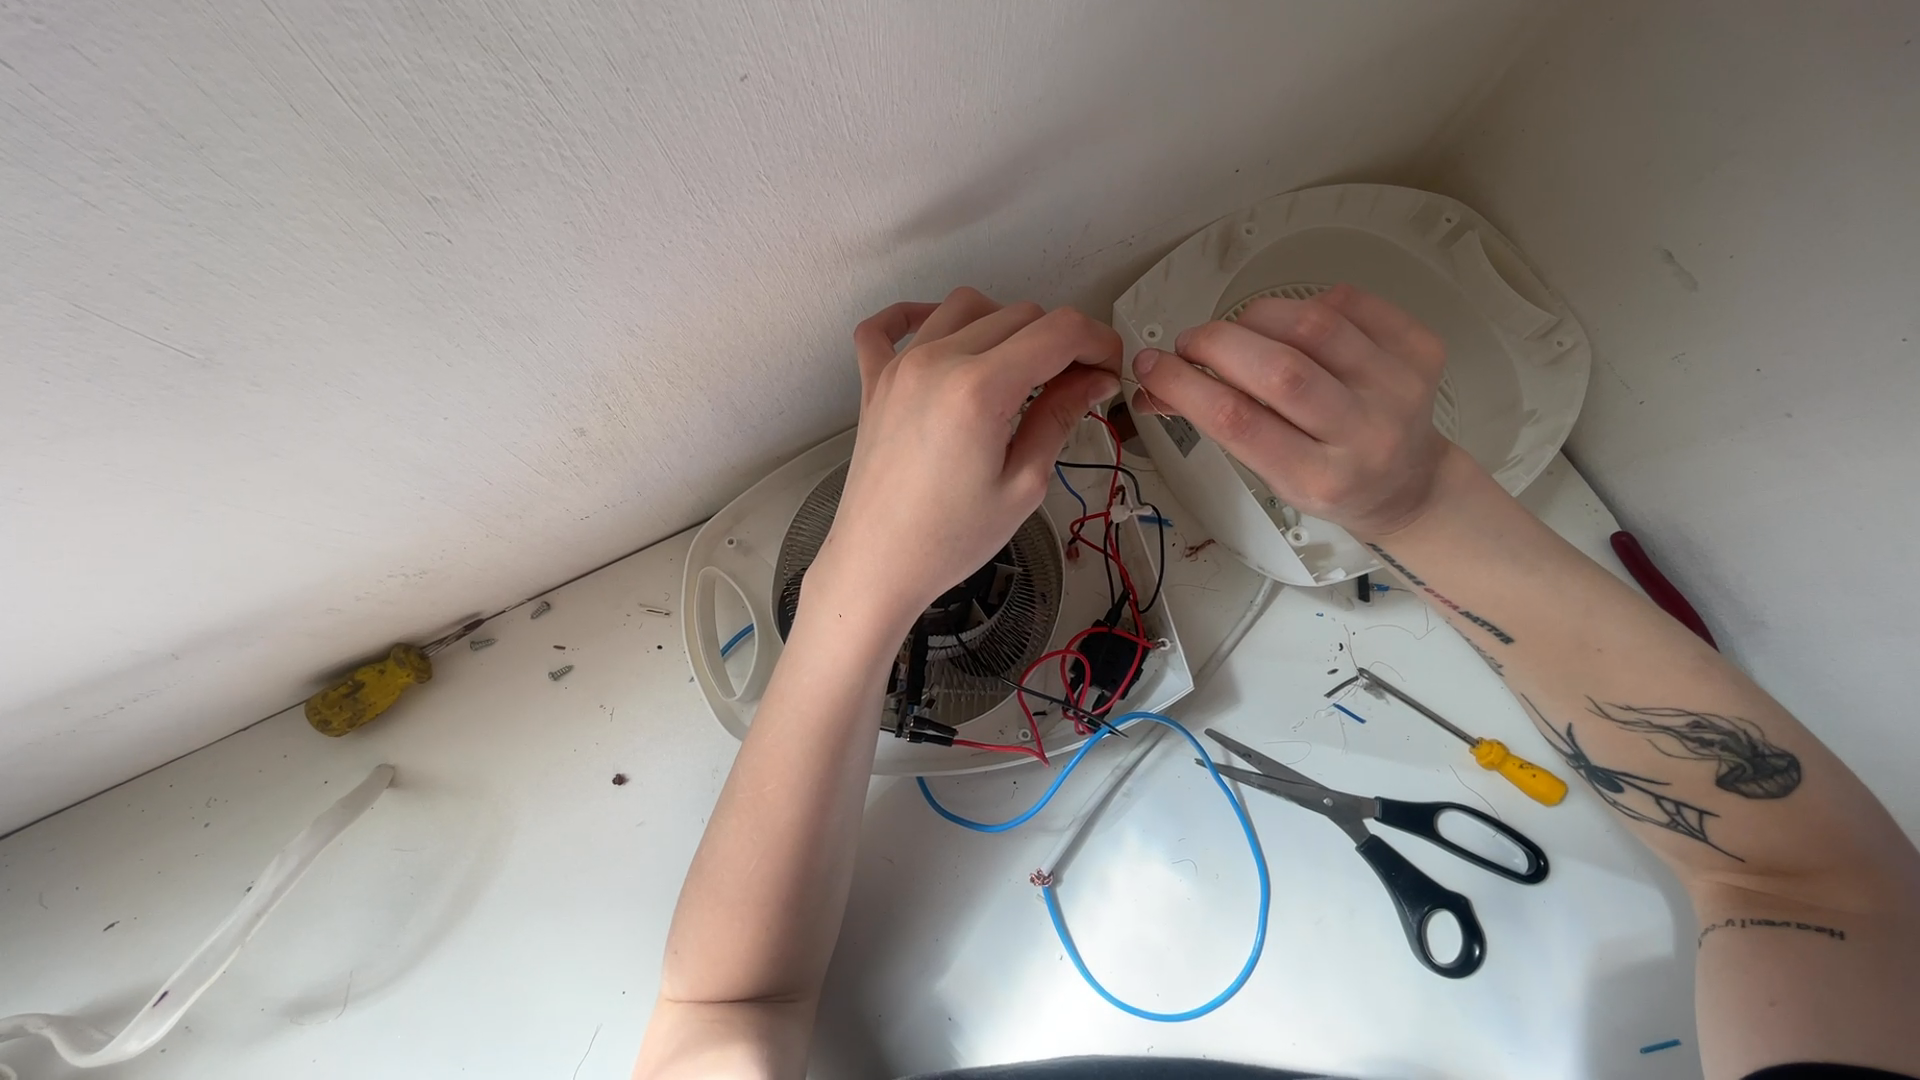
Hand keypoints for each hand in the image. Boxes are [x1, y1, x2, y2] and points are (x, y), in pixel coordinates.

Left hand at [806, 287, 1121, 627]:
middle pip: (1020, 314)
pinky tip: (942, 332)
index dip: (1098, 343)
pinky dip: (918, 315)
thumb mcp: (1024, 484)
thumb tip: (1092, 381)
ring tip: (1020, 368)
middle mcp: (937, 364)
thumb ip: (1060, 417)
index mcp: (979, 390)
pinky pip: (887, 325)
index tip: (1108, 368)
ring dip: (1005, 324)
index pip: (1059, 331)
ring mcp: (900, 368)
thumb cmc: (944, 541)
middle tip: (1075, 383)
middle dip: (1060, 340)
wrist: (878, 565)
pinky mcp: (875, 383)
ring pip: (966, 306)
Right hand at [1130, 284, 1457, 539]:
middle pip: (1279, 369)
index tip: (1151, 365)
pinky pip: (1350, 301)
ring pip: (1313, 324)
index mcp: (1317, 477)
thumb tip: (1150, 386)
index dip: (1184, 383)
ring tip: (1238, 332)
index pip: (1237, 420)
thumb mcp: (1267, 473)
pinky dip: (1305, 303)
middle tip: (1190, 343)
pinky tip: (1291, 327)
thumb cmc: (1325, 480)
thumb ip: (1214, 424)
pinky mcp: (1421, 349)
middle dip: (1217, 343)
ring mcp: (1400, 387)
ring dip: (1256, 317)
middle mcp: (1365, 434)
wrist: (1407, 483)